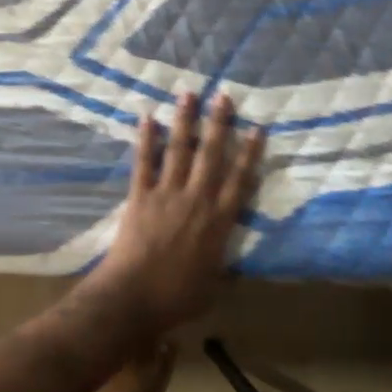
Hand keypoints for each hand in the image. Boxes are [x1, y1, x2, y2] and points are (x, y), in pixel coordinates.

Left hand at [84, 92, 264, 334]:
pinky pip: (144, 162)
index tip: (257, 128)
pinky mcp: (140, 195)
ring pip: (179, 150)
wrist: (134, 298)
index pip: (239, 181)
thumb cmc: (177, 299)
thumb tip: (238, 264)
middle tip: (223, 95)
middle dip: (218, 123)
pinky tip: (148, 117)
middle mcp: (196, 200)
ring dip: (184, 120)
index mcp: (218, 222)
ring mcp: (167, 194)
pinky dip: (146, 139)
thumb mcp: (213, 286)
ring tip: (188, 93)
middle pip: (211, 155)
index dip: (249, 154)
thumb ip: (225, 267)